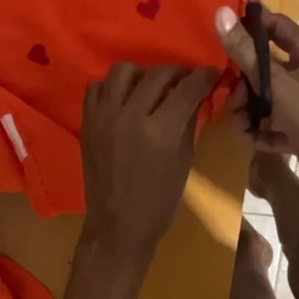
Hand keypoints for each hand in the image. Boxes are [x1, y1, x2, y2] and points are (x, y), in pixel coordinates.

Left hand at [78, 63, 219, 266]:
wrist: (118, 226)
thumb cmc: (159, 202)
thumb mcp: (184, 162)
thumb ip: (189, 123)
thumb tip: (197, 96)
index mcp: (160, 131)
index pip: (187, 88)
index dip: (204, 76)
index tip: (211, 74)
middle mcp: (130, 117)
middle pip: (157, 74)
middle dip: (177, 73)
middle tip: (185, 81)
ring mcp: (104, 118)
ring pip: (123, 71)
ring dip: (142, 74)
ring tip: (151, 87)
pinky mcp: (87, 123)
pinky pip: (97, 88)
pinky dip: (113, 87)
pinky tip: (125, 99)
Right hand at [214, 7, 298, 161]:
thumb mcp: (276, 83)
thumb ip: (246, 52)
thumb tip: (220, 14)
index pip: (278, 27)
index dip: (253, 24)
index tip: (225, 28)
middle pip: (266, 70)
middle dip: (243, 84)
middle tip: (231, 97)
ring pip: (266, 101)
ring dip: (248, 112)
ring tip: (239, 126)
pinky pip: (271, 126)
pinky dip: (260, 132)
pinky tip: (251, 140)